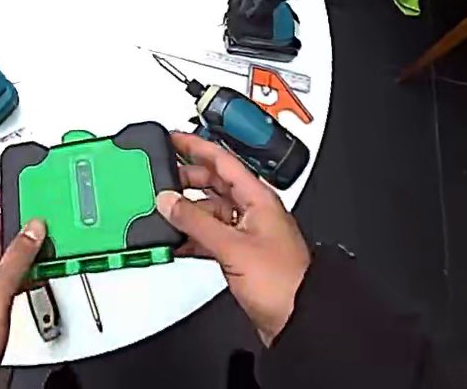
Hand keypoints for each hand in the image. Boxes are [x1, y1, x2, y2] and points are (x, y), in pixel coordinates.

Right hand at [155, 131, 311, 344]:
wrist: (304, 328)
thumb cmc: (286, 284)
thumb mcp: (232, 247)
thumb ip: (195, 221)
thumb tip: (167, 200)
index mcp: (258, 198)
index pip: (221, 160)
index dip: (195, 146)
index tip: (172, 138)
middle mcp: (253, 211)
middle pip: (214, 183)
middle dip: (187, 178)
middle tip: (162, 177)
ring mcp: (248, 233)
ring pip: (211, 209)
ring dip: (189, 209)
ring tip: (166, 209)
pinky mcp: (243, 255)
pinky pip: (211, 234)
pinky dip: (194, 234)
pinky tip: (178, 240)